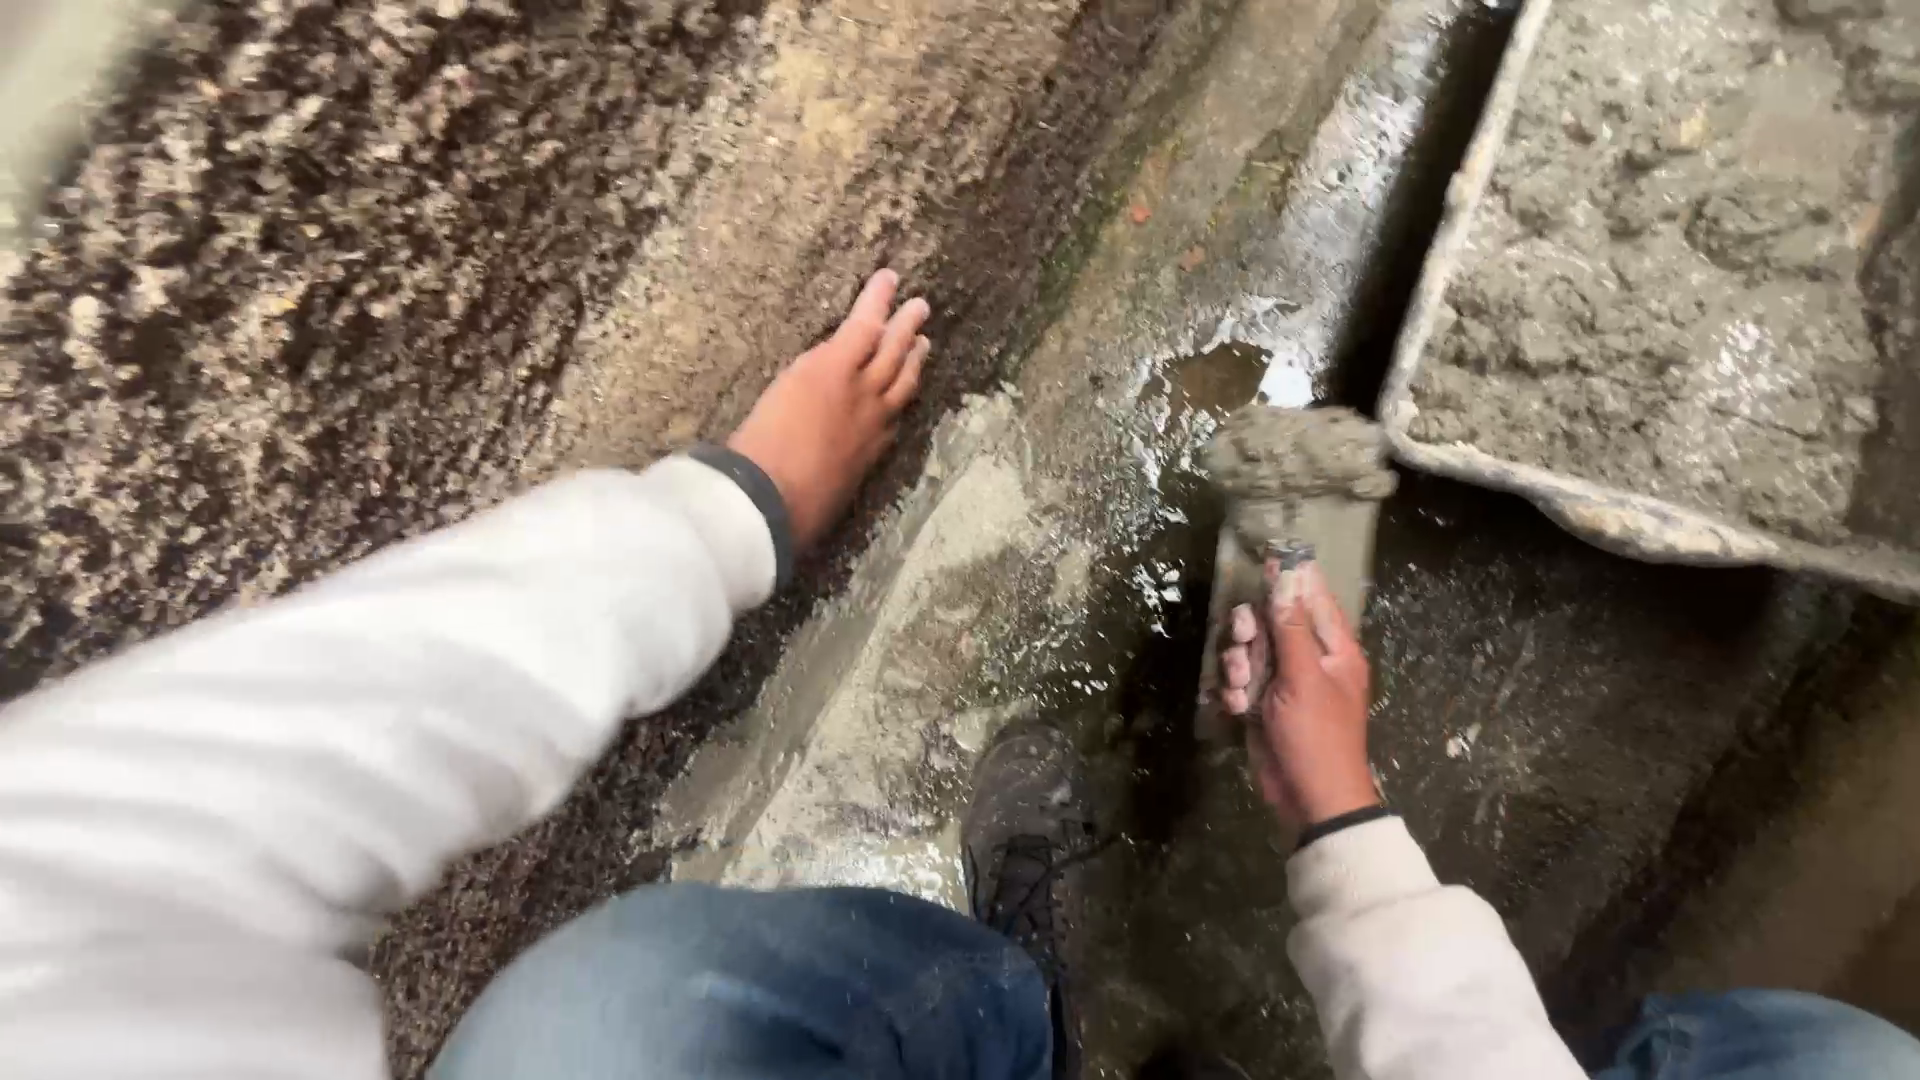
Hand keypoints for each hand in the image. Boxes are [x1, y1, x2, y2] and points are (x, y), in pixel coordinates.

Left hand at [727, 269, 929, 549]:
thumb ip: (823, 495)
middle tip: (924, 339)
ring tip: (919, 305)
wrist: (773, 500)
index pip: (890, 424)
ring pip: (891, 351)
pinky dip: (875, 300)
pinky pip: (862, 325)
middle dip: (913, 359)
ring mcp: (859, 391)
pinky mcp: (835, 367)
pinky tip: (886, 278)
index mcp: (867, 457)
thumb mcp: (818, 510)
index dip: (896, 403)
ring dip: (905, 326)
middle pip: (902, 383)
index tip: (902, 391)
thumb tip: (815, 505)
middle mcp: (874, 421)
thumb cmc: (790, 514)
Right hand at [1219, 556, 1378, 828]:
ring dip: (1238, 665)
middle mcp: (1309, 660)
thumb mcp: (1302, 678)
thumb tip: (1286, 579)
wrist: (1307, 797)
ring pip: (1249, 650)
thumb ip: (1290, 628)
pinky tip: (1237, 706)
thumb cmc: (1316, 735)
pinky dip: (1234, 691)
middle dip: (1251, 632)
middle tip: (1244, 639)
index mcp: (1334, 651)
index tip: (1269, 557)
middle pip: (1271, 622)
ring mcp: (1283, 682)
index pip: (1314, 600)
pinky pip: (1240, 679)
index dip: (1292, 578)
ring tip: (1240, 684)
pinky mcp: (1261, 702)